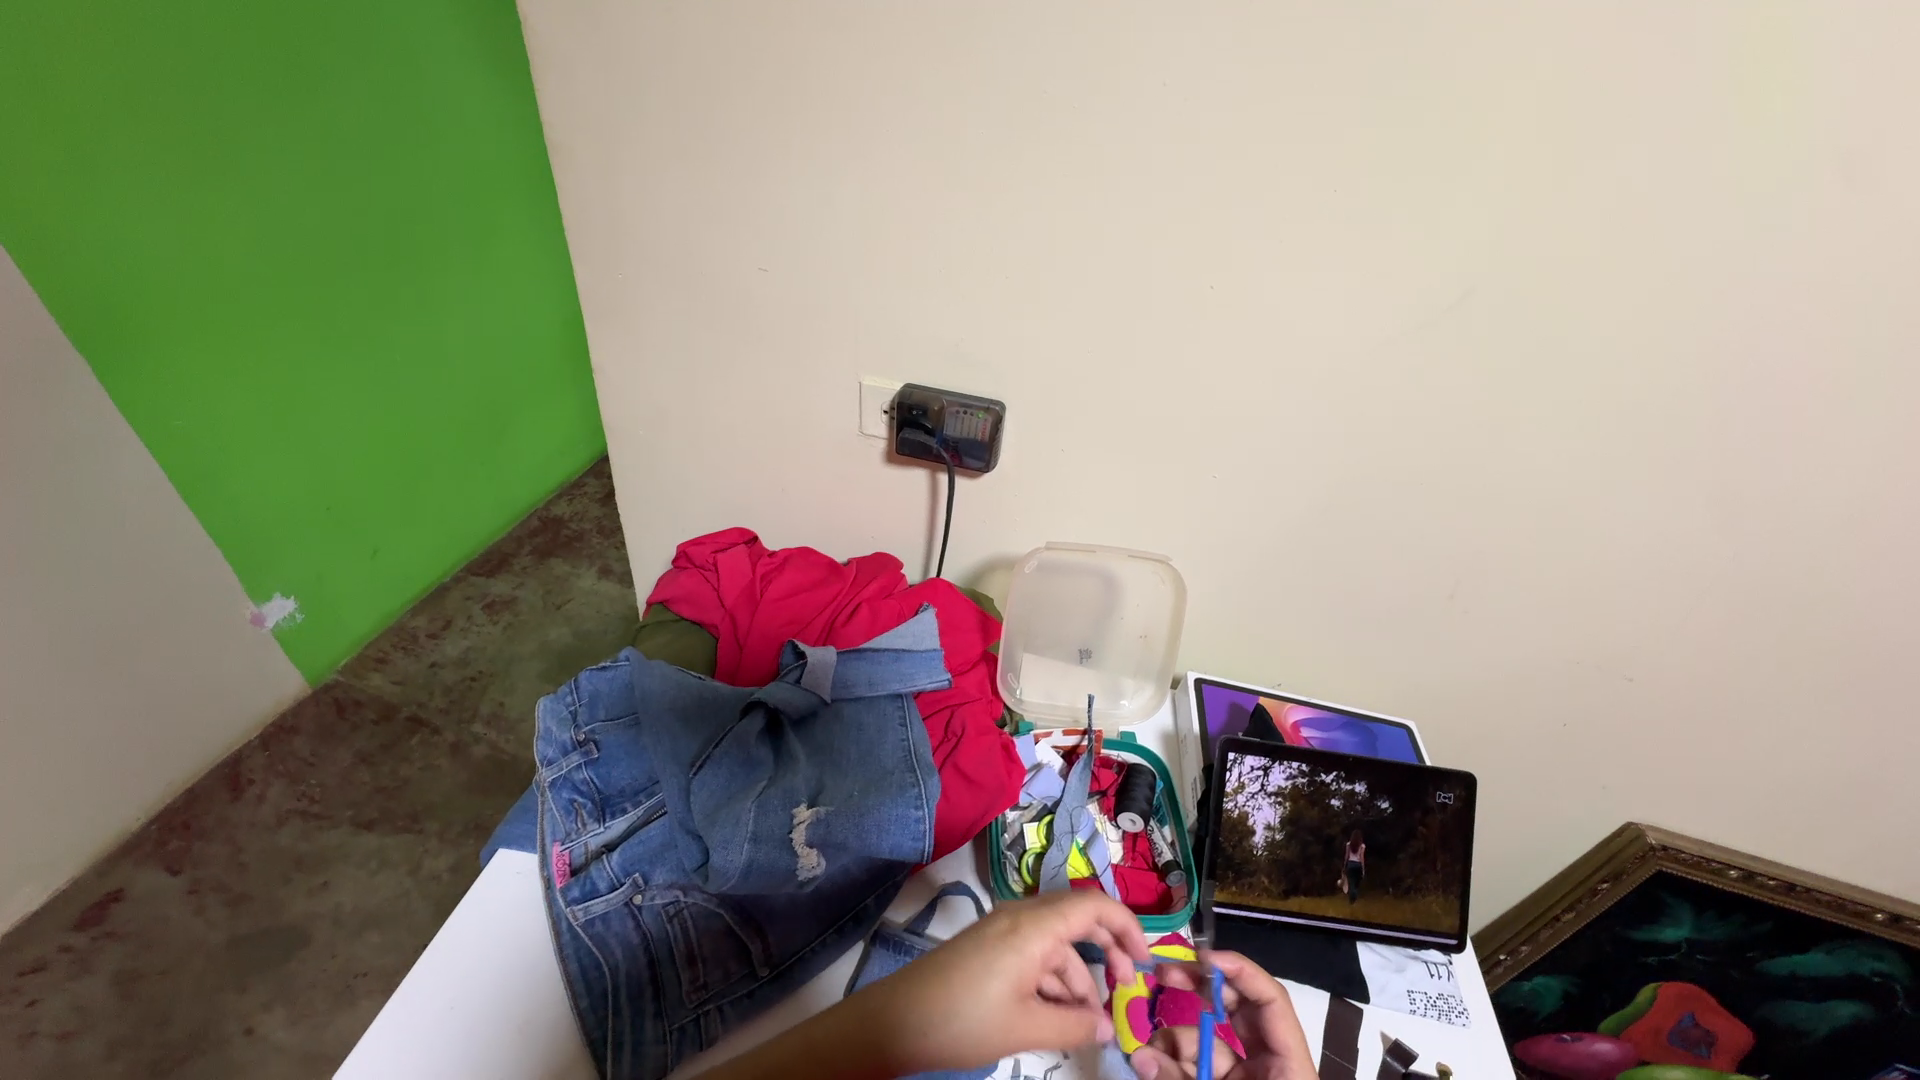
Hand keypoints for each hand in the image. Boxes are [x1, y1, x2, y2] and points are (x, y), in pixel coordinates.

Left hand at [844, 889, 1153, 1074]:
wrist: (898, 1020)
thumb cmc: (965, 1019)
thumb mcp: (1027, 1028)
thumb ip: (1075, 1025)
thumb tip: (1109, 1026)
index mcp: (1034, 925)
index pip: (1094, 905)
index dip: (1126, 927)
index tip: (1146, 962)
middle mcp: (1021, 916)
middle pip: (1077, 920)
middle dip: (1106, 952)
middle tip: (1125, 989)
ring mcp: (1002, 930)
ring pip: (1055, 944)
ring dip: (1076, 978)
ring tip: (1086, 1023)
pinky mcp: (989, 947)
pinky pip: (1034, 954)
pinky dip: (1052, 980)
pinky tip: (1056, 1016)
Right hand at [1128, 951, 1316, 1079]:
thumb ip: (1181, 1078)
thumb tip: (1138, 1055)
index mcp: (1292, 1067)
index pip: (1272, 999)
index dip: (1239, 971)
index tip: (1201, 957)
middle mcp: (1271, 1064)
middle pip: (1236, 1008)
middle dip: (1196, 990)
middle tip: (1162, 975)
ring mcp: (1248, 1078)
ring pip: (1209, 1040)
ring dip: (1173, 1038)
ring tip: (1146, 1051)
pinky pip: (1200, 1066)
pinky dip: (1173, 1061)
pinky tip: (1151, 1064)